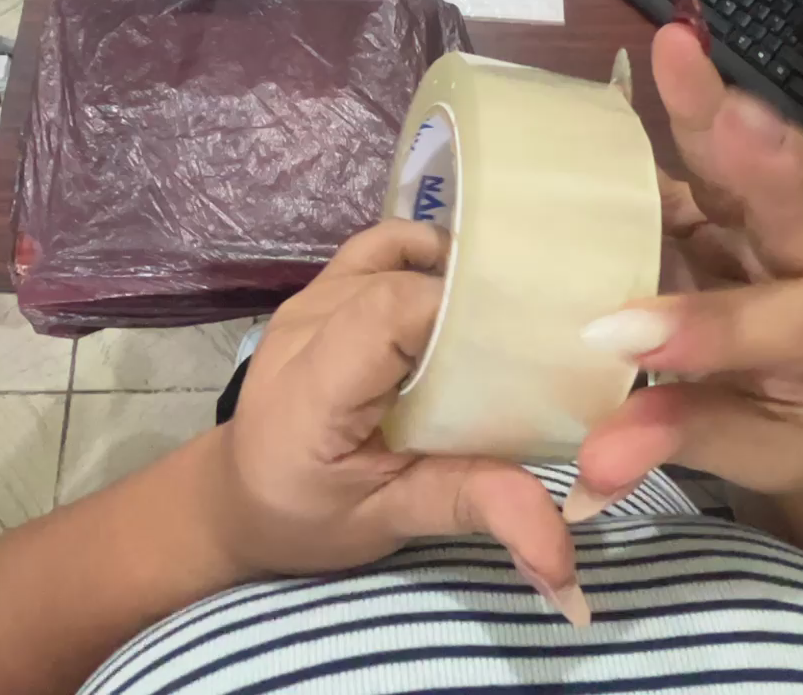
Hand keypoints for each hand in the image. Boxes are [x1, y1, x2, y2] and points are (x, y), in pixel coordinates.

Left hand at [204, 219, 588, 622]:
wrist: (240, 490)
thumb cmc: (308, 515)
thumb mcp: (388, 521)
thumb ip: (470, 510)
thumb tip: (562, 556)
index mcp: (314, 391)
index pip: (391, 313)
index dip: (462, 314)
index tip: (524, 346)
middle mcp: (305, 326)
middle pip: (401, 280)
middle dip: (473, 300)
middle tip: (529, 339)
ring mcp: (310, 297)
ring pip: (397, 255)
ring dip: (455, 279)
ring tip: (496, 320)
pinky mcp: (320, 287)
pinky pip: (380, 245)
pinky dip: (424, 255)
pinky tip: (453, 290)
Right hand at [564, 23, 802, 515]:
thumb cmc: (798, 433)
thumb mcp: (758, 453)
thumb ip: (683, 442)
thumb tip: (592, 466)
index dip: (717, 324)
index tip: (623, 334)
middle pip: (800, 203)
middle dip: (755, 154)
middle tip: (723, 112)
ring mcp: (783, 224)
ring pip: (746, 164)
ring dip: (703, 108)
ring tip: (676, 49)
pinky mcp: (731, 207)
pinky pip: (695, 170)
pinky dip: (662, 132)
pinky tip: (640, 87)